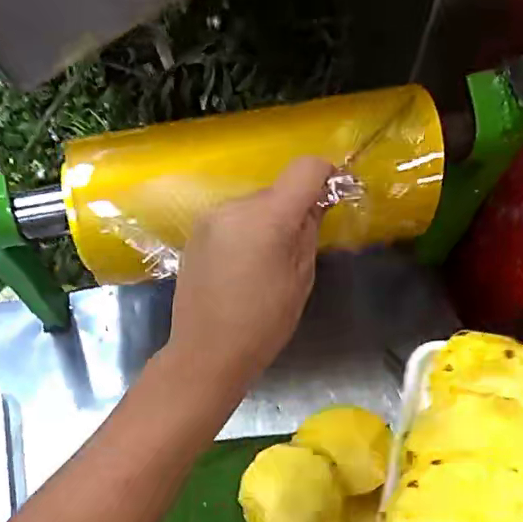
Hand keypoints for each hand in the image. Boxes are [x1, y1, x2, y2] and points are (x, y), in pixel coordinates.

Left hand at [165, 156, 332, 384]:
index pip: (305, 168)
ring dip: (264, 224)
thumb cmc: (262, 324)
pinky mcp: (192, 237)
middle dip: (290, 211)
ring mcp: (208, 221)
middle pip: (275, 191)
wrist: (205, 353)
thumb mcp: (301, 278)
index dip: (325, 178)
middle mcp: (232, 208)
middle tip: (292, 252)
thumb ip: (308, 232)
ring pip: (251, 207)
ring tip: (262, 267)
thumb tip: (314, 204)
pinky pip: (229, 223)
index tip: (329, 202)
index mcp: (266, 216)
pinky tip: (239, 271)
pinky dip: (242, 235)